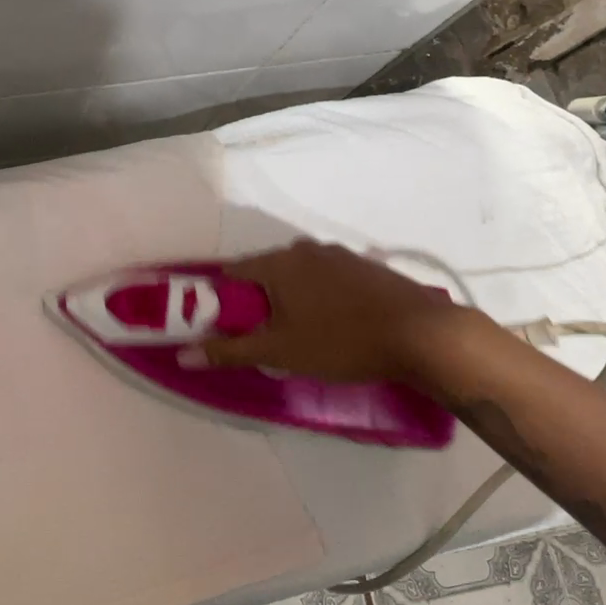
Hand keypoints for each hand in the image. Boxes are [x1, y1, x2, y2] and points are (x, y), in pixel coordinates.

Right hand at [196, 239, 479, 382]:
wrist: (423, 336)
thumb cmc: (341, 341)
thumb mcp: (279, 352)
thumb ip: (229, 351)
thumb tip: (182, 355)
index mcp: (278, 262)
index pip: (232, 273)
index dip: (221, 299)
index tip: (224, 326)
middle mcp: (305, 249)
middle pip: (266, 272)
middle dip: (258, 301)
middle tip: (263, 337)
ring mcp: (340, 255)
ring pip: (299, 276)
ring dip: (292, 299)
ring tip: (302, 334)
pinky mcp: (368, 267)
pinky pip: (329, 280)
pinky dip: (321, 298)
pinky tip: (335, 325)